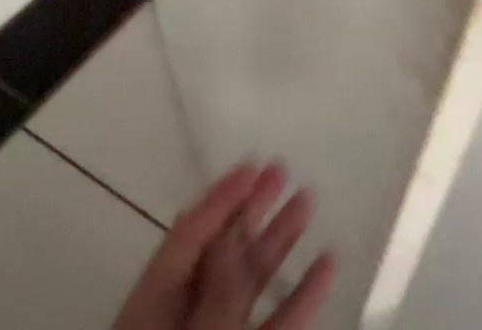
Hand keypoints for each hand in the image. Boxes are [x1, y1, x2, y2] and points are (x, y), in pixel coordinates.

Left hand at [112, 164, 335, 329]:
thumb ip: (218, 291)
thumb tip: (236, 235)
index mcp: (156, 305)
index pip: (189, 236)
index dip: (221, 199)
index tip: (253, 166)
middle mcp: (185, 317)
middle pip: (222, 252)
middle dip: (254, 211)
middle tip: (284, 172)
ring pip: (252, 284)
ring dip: (281, 244)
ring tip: (308, 202)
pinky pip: (276, 324)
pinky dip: (300, 296)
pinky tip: (325, 266)